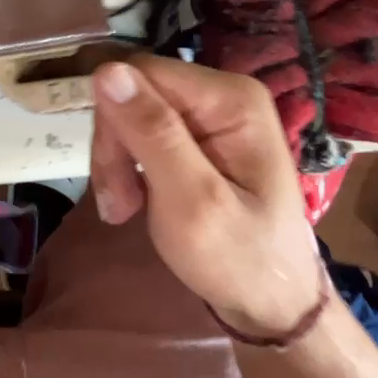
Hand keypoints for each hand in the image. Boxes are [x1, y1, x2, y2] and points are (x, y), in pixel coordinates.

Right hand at [88, 56, 324, 338]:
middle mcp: (223, 93)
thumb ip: (152, 133)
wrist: (271, 306)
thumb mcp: (191, 200)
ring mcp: (212, 113)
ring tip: (122, 208)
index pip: (139, 75)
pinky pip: (142, 129)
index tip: (111, 178)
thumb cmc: (237, 259)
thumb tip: (106, 70)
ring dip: (116, 160)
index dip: (113, 120)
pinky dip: (128, 165)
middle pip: (132, 93)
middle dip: (114, 147)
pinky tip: (134, 199)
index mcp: (230, 99)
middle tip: (115, 203)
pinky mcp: (199, 133)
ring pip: (130, 112)